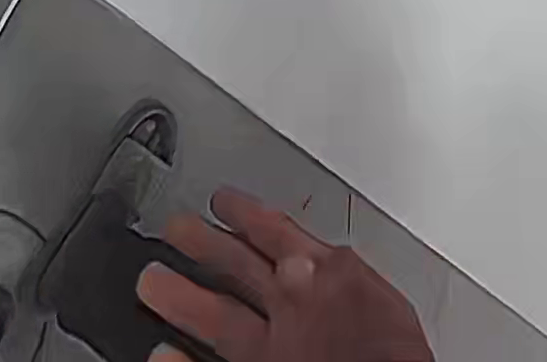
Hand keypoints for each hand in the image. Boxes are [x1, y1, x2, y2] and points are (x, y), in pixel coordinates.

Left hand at [137, 189, 434, 361]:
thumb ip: (338, 270)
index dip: (241, 211)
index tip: (221, 200)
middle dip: (201, 242)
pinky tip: (160, 357)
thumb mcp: (378, 295)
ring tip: (151, 281)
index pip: (271, 228)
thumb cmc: (396, 354)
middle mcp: (291, 302)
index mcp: (322, 271)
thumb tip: (315, 260)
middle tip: (173, 228)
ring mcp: (273, 348)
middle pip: (234, 263)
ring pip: (215, 315)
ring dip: (179, 296)